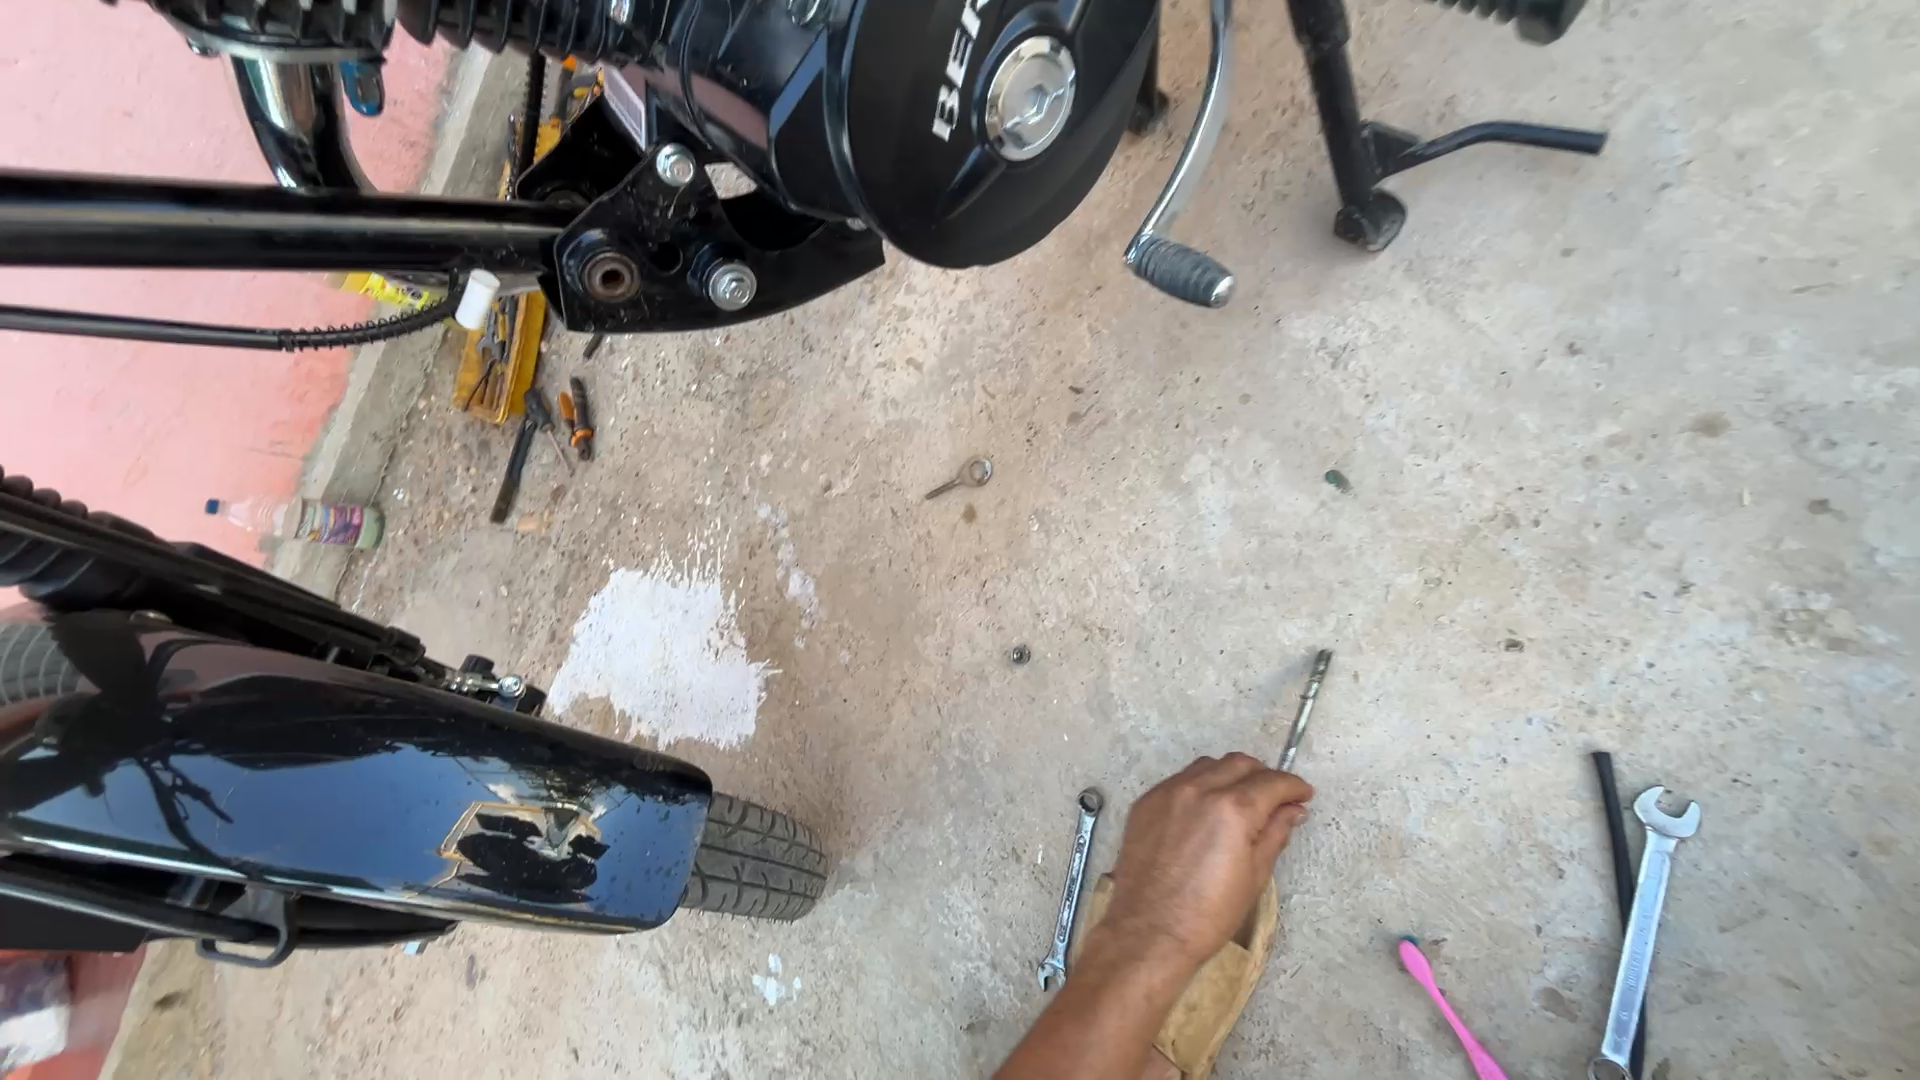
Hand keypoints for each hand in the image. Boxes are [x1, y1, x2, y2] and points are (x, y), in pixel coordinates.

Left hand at [1100, 754, 1313, 974]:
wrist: (1150, 929)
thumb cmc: (1210, 912)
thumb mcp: (1255, 875)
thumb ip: (1275, 833)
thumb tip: (1293, 809)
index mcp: (1232, 808)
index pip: (1271, 782)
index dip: (1293, 786)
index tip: (1303, 795)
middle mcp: (1198, 789)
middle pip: (1238, 763)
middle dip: (1262, 776)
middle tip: (1274, 798)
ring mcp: (1167, 792)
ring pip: (1207, 766)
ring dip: (1229, 775)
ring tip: (1240, 802)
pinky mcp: (1146, 801)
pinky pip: (1179, 780)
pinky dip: (1199, 786)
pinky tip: (1205, 811)